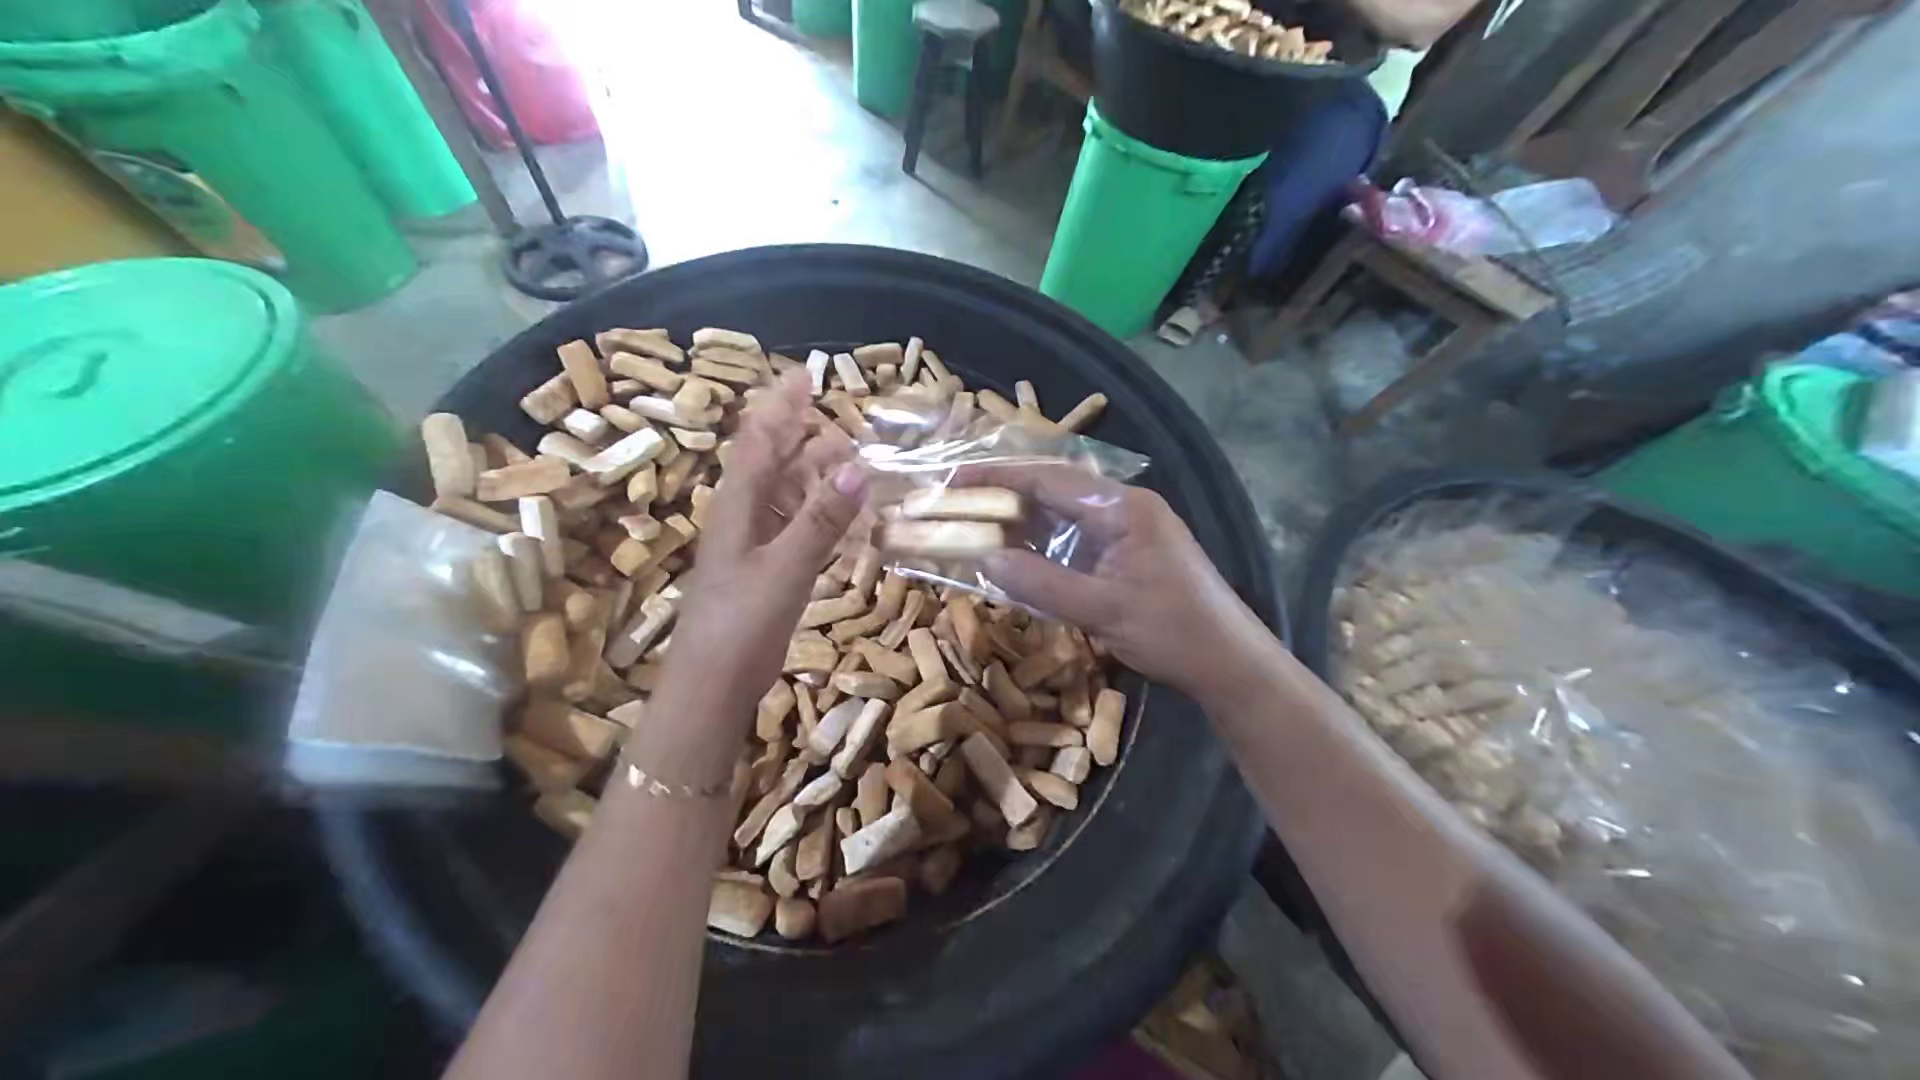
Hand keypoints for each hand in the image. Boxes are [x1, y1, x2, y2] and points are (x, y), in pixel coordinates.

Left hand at [644, 375, 865, 752]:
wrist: (712, 686)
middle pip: (778, 462)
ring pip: (791, 494)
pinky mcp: (769, 569)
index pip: (761, 438)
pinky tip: (849, 519)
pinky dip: (824, 515)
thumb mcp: (786, 568)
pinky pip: (799, 527)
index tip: (808, 374)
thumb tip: (860, 466)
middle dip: (813, 441)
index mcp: (739, 503)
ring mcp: (756, 543)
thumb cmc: (741, 624)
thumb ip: (822, 519)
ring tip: (861, 472)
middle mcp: (745, 514)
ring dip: (822, 478)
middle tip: (856, 438)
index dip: (782, 404)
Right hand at [971, 466, 1277, 704]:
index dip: (997, 478)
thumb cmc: (1173, 632)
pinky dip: (1043, 547)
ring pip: (1062, 516)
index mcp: (1122, 508)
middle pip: (1053, 491)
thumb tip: (985, 560)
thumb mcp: (1102, 611)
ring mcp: (1127, 529)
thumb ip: (1040, 584)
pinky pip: (1075, 540)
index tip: (953, 482)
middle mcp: (1124, 508)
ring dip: (1021, 523)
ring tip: (974, 529)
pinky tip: (1016, 557)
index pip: (1049, 480)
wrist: (1230, 662)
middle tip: (955, 505)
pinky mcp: (1127, 553)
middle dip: (1004, 497)